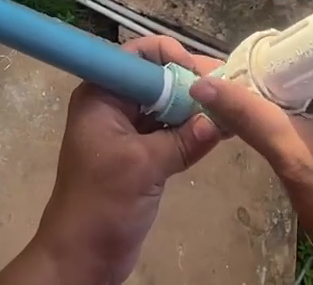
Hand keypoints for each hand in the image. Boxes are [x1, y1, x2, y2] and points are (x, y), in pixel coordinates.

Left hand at [0, 37, 224, 284]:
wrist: (81, 256)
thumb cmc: (102, 202)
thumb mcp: (144, 167)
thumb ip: (182, 140)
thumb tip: (219, 120)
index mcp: (101, 93)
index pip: (137, 56)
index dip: (171, 56)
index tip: (203, 72)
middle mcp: (111, 103)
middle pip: (154, 77)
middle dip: (188, 80)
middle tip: (228, 82)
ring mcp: (124, 128)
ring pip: (163, 104)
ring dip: (192, 104)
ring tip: (231, 103)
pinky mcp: (138, 152)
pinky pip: (166, 129)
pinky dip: (189, 128)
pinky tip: (218, 128)